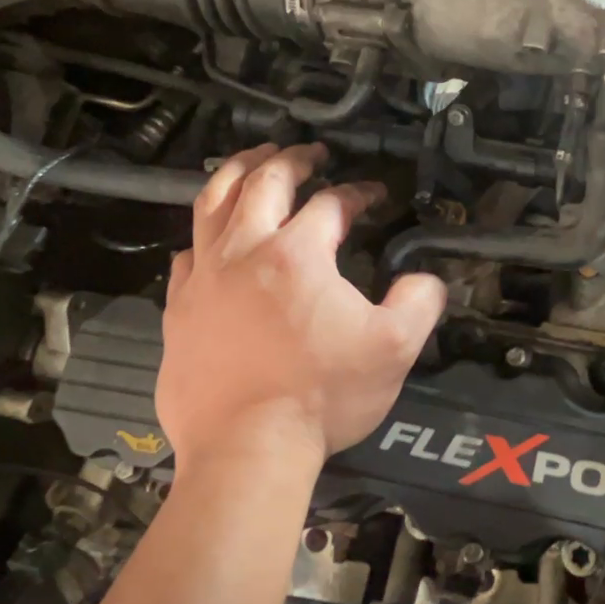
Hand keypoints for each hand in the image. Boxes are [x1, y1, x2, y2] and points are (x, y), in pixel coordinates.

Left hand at [158, 144, 446, 471]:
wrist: (246, 450)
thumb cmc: (324, 395)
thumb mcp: (396, 347)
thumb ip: (420, 299)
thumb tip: (425, 277)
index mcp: (299, 254)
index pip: (333, 203)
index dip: (359, 193)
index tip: (375, 196)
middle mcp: (245, 251)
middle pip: (264, 181)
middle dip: (292, 159)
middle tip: (311, 153)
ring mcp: (204, 279)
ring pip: (212, 202)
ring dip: (238, 172)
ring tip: (254, 160)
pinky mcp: (179, 309)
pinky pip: (188, 253)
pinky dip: (205, 233)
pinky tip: (215, 238)